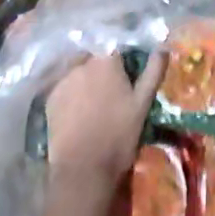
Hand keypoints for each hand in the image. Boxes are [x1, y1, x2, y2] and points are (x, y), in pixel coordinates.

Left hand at [42, 50, 167, 215]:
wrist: (83, 169)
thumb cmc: (118, 135)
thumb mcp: (142, 104)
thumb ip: (153, 72)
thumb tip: (163, 47)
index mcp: (107, 60)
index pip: (117, 51)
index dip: (123, 65)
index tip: (127, 81)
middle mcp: (83, 62)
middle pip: (96, 60)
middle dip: (103, 72)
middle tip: (110, 96)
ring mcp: (63, 78)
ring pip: (78, 72)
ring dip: (86, 81)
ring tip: (92, 106)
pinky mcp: (50, 96)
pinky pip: (64, 88)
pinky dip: (71, 95)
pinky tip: (76, 115)